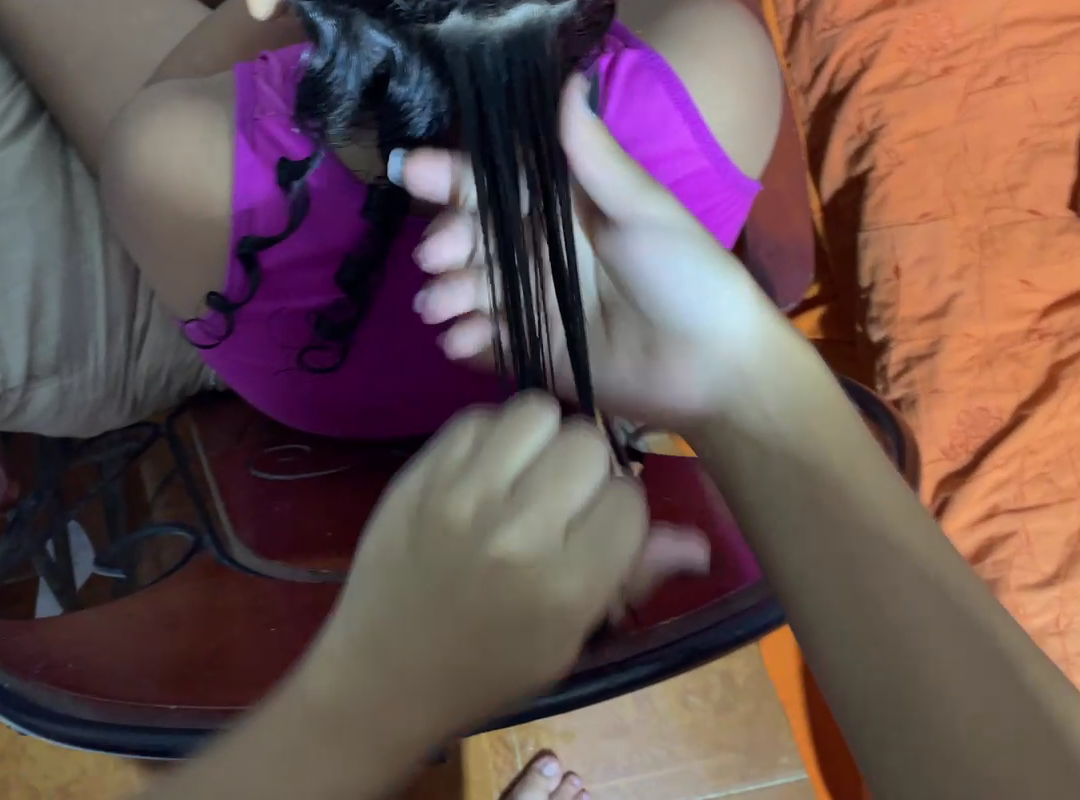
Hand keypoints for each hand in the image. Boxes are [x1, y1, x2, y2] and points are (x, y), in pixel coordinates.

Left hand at [294, 397, 709, 742]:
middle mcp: (516, 529)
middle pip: (585, 442)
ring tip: (527, 468)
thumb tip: (696, 541)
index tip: (602, 519)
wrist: (384, 669)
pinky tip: (485, 466)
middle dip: (587, 462)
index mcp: (564, 586)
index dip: (622, 505)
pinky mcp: (420, 471)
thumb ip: (629, 579)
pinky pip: (475, 417)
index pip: (628, 500)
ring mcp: (460, 493)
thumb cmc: (486, 667)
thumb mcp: (568, 641)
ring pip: (532, 410)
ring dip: (542, 434)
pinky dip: (490, 433)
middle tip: (565, 490)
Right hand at [400, 75, 782, 428]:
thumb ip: (594, 155)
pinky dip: (462, 340)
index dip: (449, 175)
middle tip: (436, 258)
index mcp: (559, 210)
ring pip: (466, 288)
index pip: (493, 184)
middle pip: (468, 238)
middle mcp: (537, 250)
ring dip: (445, 294)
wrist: (715, 369)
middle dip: (443, 243)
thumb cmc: (686, 276)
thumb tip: (568, 78)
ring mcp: (530, 301)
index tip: (411, 170)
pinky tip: (459, 343)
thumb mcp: (644, 210)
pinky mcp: (529, 348)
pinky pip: (481, 339)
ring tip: (439, 307)